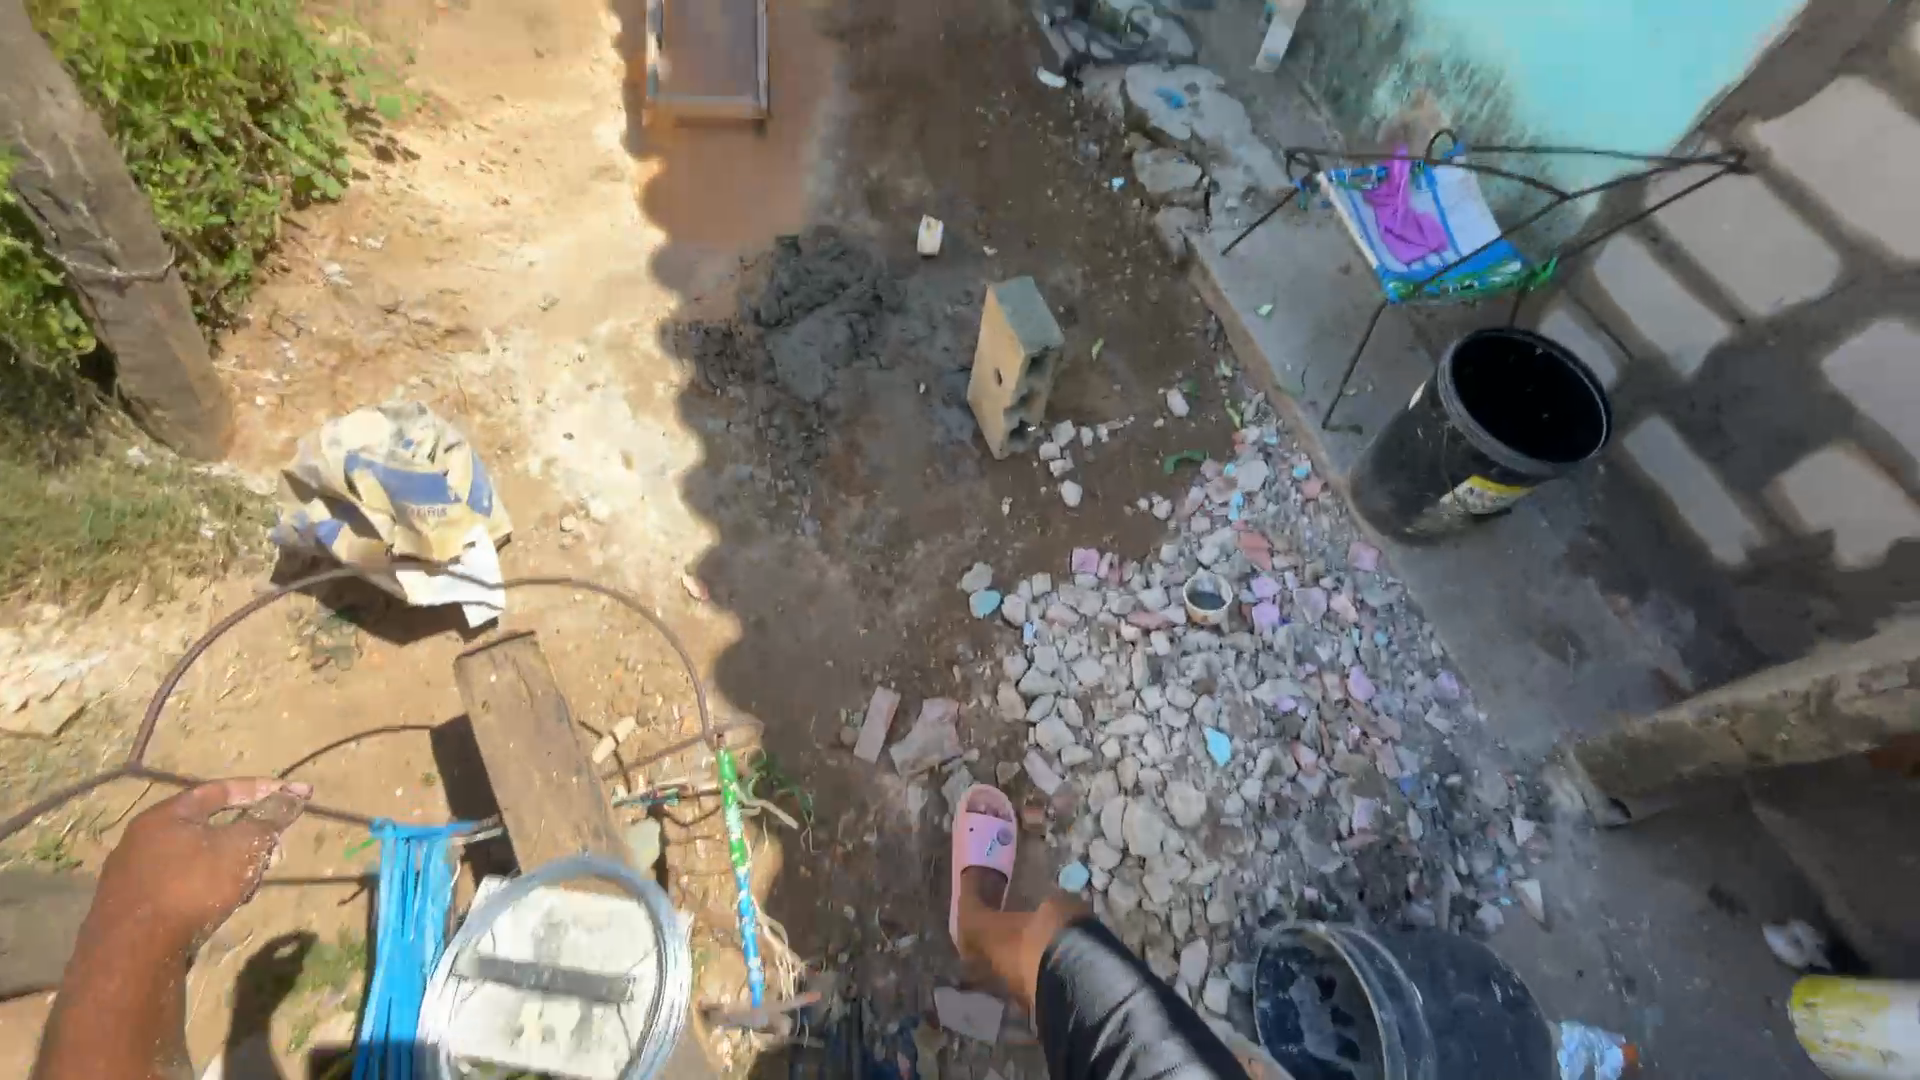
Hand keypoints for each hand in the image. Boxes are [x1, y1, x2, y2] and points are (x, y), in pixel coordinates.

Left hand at [94, 778, 310, 953]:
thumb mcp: (246, 844)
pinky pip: (186, 879)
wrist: (134, 954)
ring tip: (254, 880)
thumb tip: (294, 795)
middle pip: (214, 824)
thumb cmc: (195, 885)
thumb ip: (272, 816)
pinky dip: (213, 882)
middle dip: (254, 834)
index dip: (266, 789)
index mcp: (165, 817)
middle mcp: (143, 840)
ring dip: (236, 861)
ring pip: (203, 854)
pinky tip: (229, 900)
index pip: (223, 788)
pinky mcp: (135, 903)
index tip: (300, 795)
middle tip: (278, 848)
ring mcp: (134, 874)